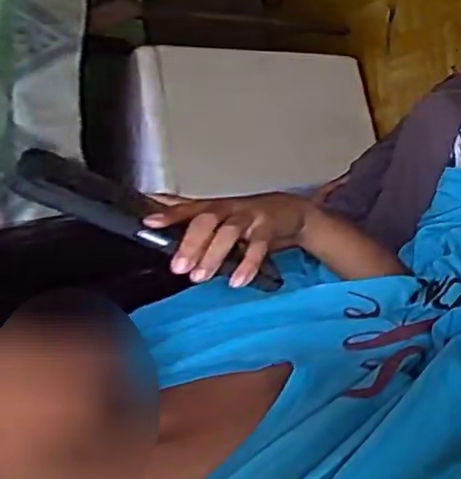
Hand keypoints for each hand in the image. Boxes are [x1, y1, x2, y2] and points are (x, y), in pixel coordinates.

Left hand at [144, 192, 312, 287]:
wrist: (294, 211)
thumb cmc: (247, 214)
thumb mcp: (221, 210)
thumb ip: (187, 210)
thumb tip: (149, 199)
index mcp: (215, 207)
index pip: (190, 208)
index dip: (171, 215)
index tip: (149, 223)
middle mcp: (232, 209)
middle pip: (208, 220)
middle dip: (192, 243)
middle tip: (179, 268)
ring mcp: (253, 217)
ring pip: (230, 232)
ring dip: (214, 254)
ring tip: (201, 277)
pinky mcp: (271, 229)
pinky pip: (259, 246)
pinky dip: (248, 264)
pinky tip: (238, 280)